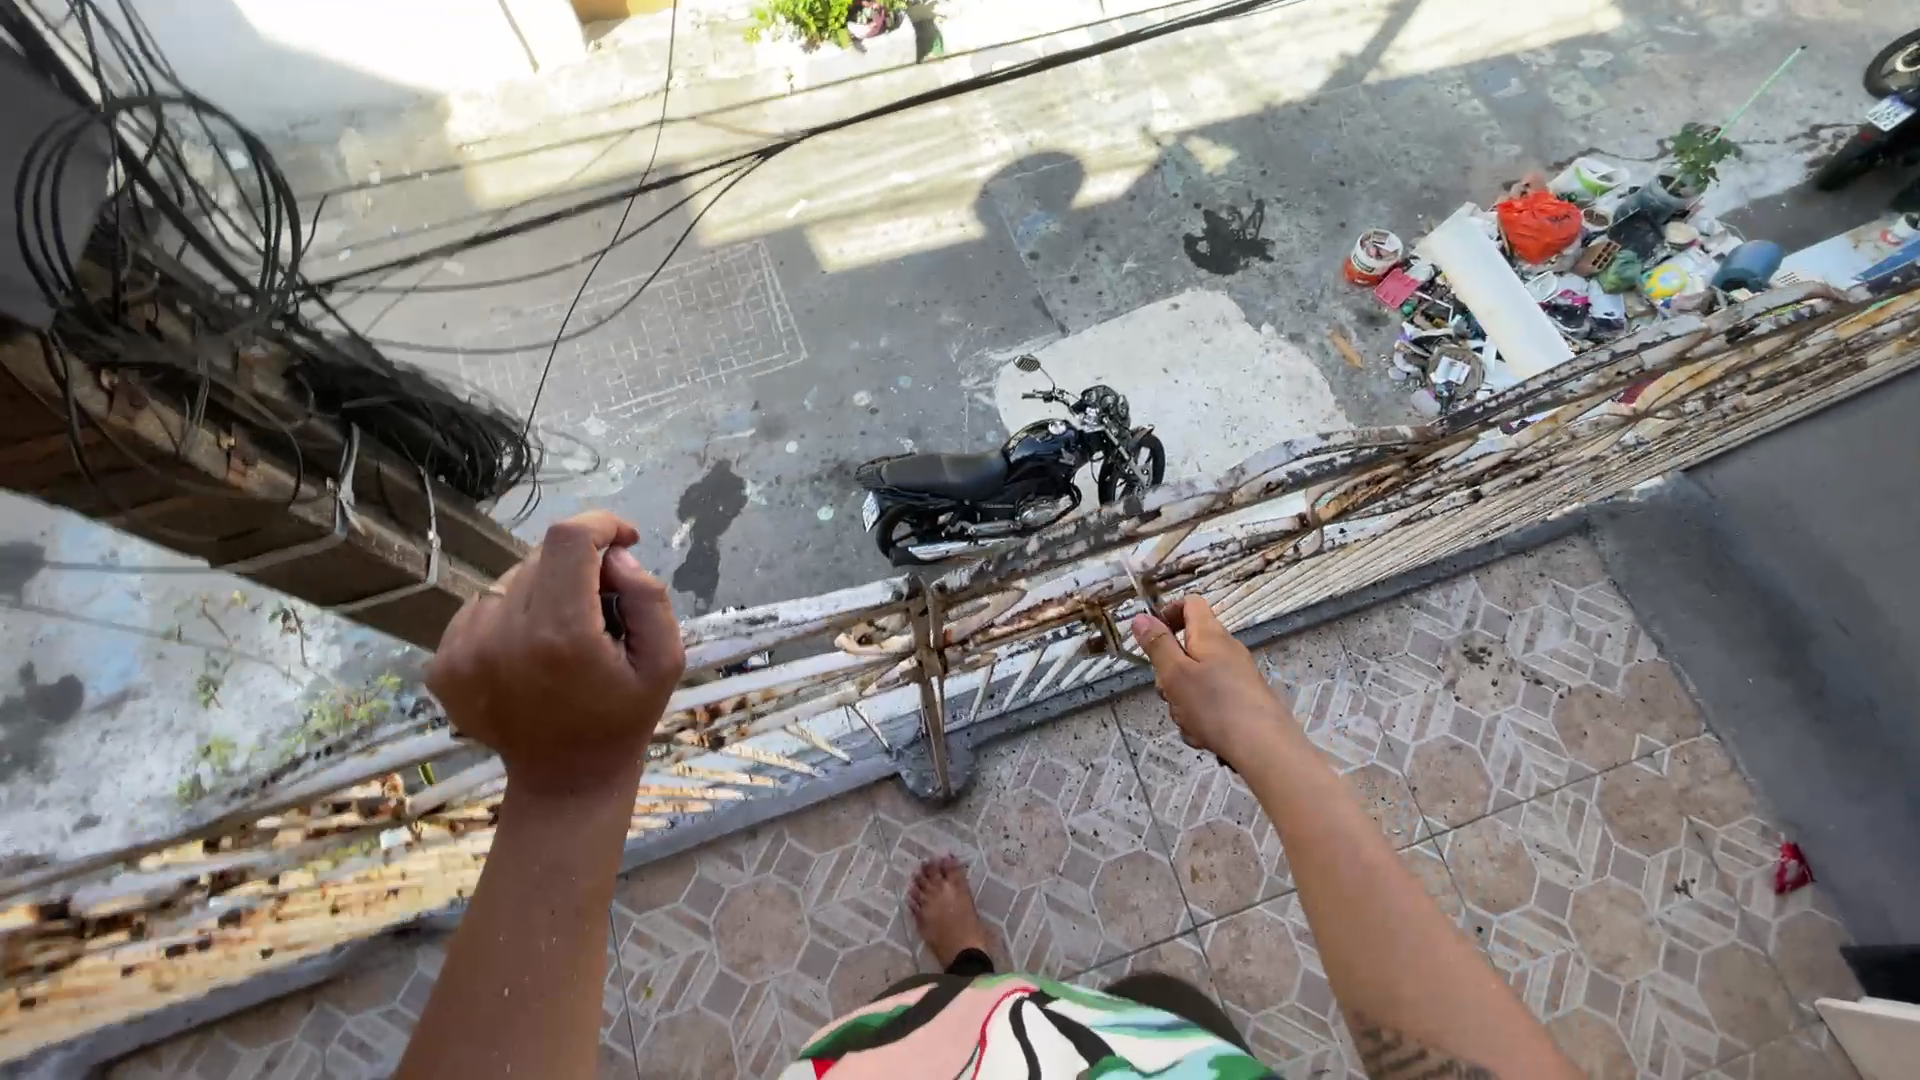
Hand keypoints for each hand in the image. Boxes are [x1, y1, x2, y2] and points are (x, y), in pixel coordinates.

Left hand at [427, 511, 684, 796]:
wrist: (566, 779)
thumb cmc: (625, 717)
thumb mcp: (667, 660)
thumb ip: (650, 598)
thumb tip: (616, 558)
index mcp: (562, 636)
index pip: (569, 540)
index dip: (601, 524)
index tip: (625, 539)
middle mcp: (502, 637)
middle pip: (541, 557)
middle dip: (580, 566)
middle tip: (604, 605)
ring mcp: (463, 652)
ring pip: (510, 580)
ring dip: (545, 589)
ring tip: (566, 633)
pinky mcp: (442, 665)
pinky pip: (481, 607)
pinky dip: (512, 613)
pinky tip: (532, 649)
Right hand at [1131, 597, 1298, 764]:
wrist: (1263, 747)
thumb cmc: (1215, 705)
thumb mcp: (1175, 673)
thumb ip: (1157, 644)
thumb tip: (1141, 617)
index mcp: (1210, 634)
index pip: (1190, 603)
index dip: (1167, 613)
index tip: (1152, 637)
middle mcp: (1226, 650)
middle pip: (1187, 647)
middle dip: (1169, 671)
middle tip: (1168, 690)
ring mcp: (1236, 675)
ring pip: (1194, 678)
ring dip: (1182, 699)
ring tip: (1188, 719)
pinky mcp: (1241, 699)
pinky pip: (1209, 700)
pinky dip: (1199, 715)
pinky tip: (1202, 734)